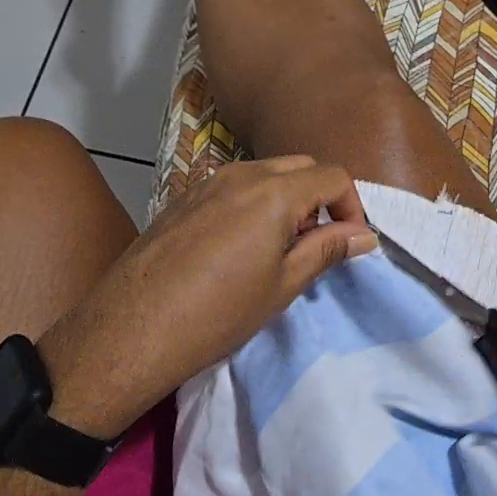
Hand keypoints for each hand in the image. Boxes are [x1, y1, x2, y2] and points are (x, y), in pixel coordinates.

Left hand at [38, 157, 377, 436]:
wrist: (131, 329)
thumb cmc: (217, 314)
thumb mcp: (281, 286)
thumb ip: (326, 250)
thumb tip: (365, 236)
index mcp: (274, 191)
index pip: (332, 176)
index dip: (352, 207)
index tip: (350, 244)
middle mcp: (242, 173)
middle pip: (300, 166)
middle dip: (321, 197)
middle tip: (318, 243)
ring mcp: (207, 180)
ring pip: (265, 172)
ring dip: (287, 197)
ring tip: (281, 246)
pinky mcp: (184, 196)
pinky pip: (233, 184)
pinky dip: (254, 201)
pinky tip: (240, 245)